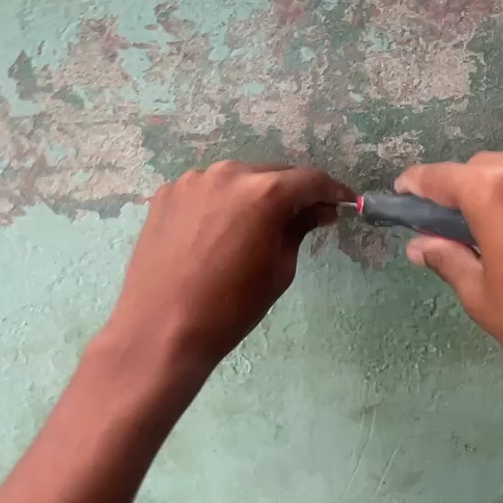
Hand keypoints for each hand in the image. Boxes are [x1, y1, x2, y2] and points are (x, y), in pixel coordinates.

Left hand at [106, 161, 352, 369]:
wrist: (161, 329)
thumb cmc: (230, 307)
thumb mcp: (278, 270)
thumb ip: (299, 229)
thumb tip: (318, 211)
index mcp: (264, 192)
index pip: (310, 180)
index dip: (331, 191)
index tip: (342, 203)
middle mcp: (228, 173)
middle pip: (273, 174)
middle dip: (291, 192)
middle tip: (304, 218)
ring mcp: (193, 180)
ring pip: (237, 178)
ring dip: (253, 195)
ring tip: (255, 227)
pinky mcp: (167, 193)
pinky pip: (206, 190)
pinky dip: (220, 202)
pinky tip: (217, 232)